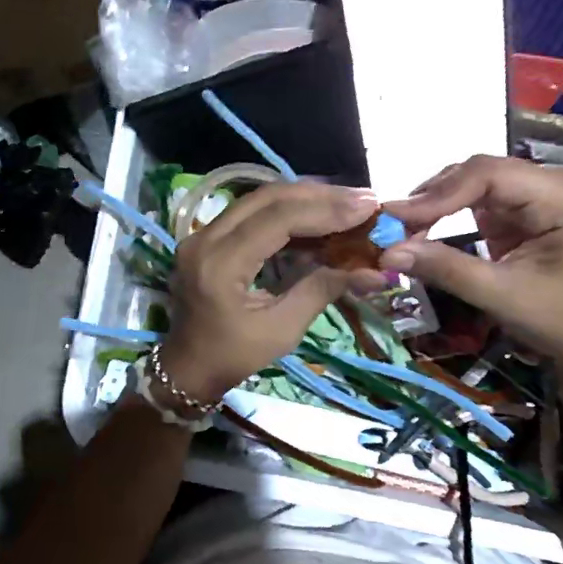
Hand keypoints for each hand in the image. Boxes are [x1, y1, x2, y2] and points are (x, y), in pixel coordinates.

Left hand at [164, 181, 386, 402]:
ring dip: (305, 198)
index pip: (277, 220)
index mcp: (220, 265)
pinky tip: (317, 214)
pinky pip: (251, 212)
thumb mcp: (282, 330)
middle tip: (363, 198)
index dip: (325, 209)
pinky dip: (286, 210)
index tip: (367, 207)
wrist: (188, 367)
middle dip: (319, 196)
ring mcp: (202, 234)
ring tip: (347, 202)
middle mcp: (205, 239)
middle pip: (268, 198)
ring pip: (259, 199)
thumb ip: (322, 290)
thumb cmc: (234, 356)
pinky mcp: (206, 236)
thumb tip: (374, 271)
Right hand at [379, 156, 562, 367]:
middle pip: (480, 173)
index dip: (439, 193)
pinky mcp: (523, 214)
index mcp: (562, 194)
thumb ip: (447, 269)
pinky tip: (424, 230)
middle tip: (392, 224)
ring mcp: (538, 197)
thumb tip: (387, 254)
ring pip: (475, 184)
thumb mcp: (502, 295)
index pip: (489, 174)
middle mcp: (552, 184)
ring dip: (438, 203)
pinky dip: (449, 215)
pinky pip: (478, 203)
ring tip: (403, 227)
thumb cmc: (561, 321)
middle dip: (435, 196)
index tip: (395, 217)